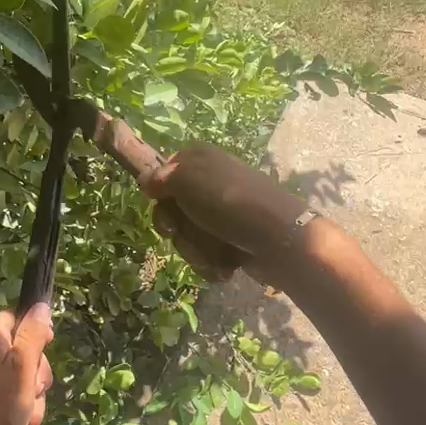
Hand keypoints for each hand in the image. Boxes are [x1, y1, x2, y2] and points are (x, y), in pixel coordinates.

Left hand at [0, 303, 53, 424]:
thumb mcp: (21, 366)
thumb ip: (32, 335)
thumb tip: (41, 304)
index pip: (16, 318)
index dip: (35, 329)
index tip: (48, 344)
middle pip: (28, 356)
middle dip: (38, 379)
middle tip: (31, 392)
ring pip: (29, 387)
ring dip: (33, 407)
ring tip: (23, 421)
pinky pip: (21, 410)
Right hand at [140, 144, 309, 286]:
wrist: (278, 239)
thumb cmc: (228, 202)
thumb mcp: (186, 180)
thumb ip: (161, 178)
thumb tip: (147, 182)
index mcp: (200, 160)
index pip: (163, 175)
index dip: (160, 194)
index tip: (163, 205)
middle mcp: (210, 183)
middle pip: (172, 209)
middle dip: (177, 228)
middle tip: (181, 231)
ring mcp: (222, 213)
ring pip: (188, 235)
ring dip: (196, 249)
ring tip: (214, 253)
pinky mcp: (231, 239)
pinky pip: (207, 252)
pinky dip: (213, 261)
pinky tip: (226, 264)